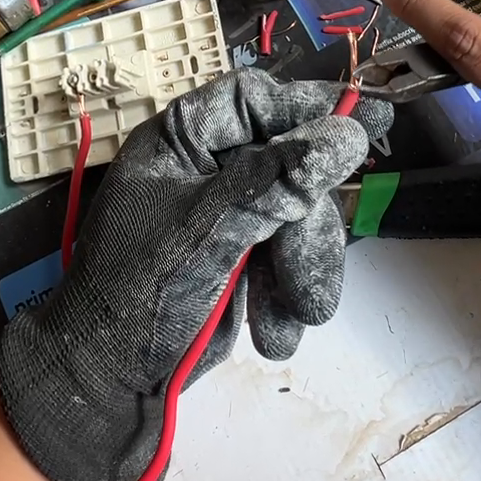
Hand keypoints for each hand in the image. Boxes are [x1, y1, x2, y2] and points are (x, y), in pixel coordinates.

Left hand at [0, 70, 391, 480]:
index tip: (370, 114)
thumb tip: (347, 133)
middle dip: (306, 224)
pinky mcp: (244, 254)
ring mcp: (228, 212)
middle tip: (310, 275)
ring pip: (298, 215)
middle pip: (288, 165)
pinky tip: (275, 332)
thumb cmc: (139, 289)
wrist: (110, 379)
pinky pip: (289, 257)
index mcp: (180, 142)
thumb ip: (277, 181)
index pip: (253, 101)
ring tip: (298, 313)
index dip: (308, 105)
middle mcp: (207, 168)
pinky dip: (289, 296)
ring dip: (303, 269)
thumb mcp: (209, 229)